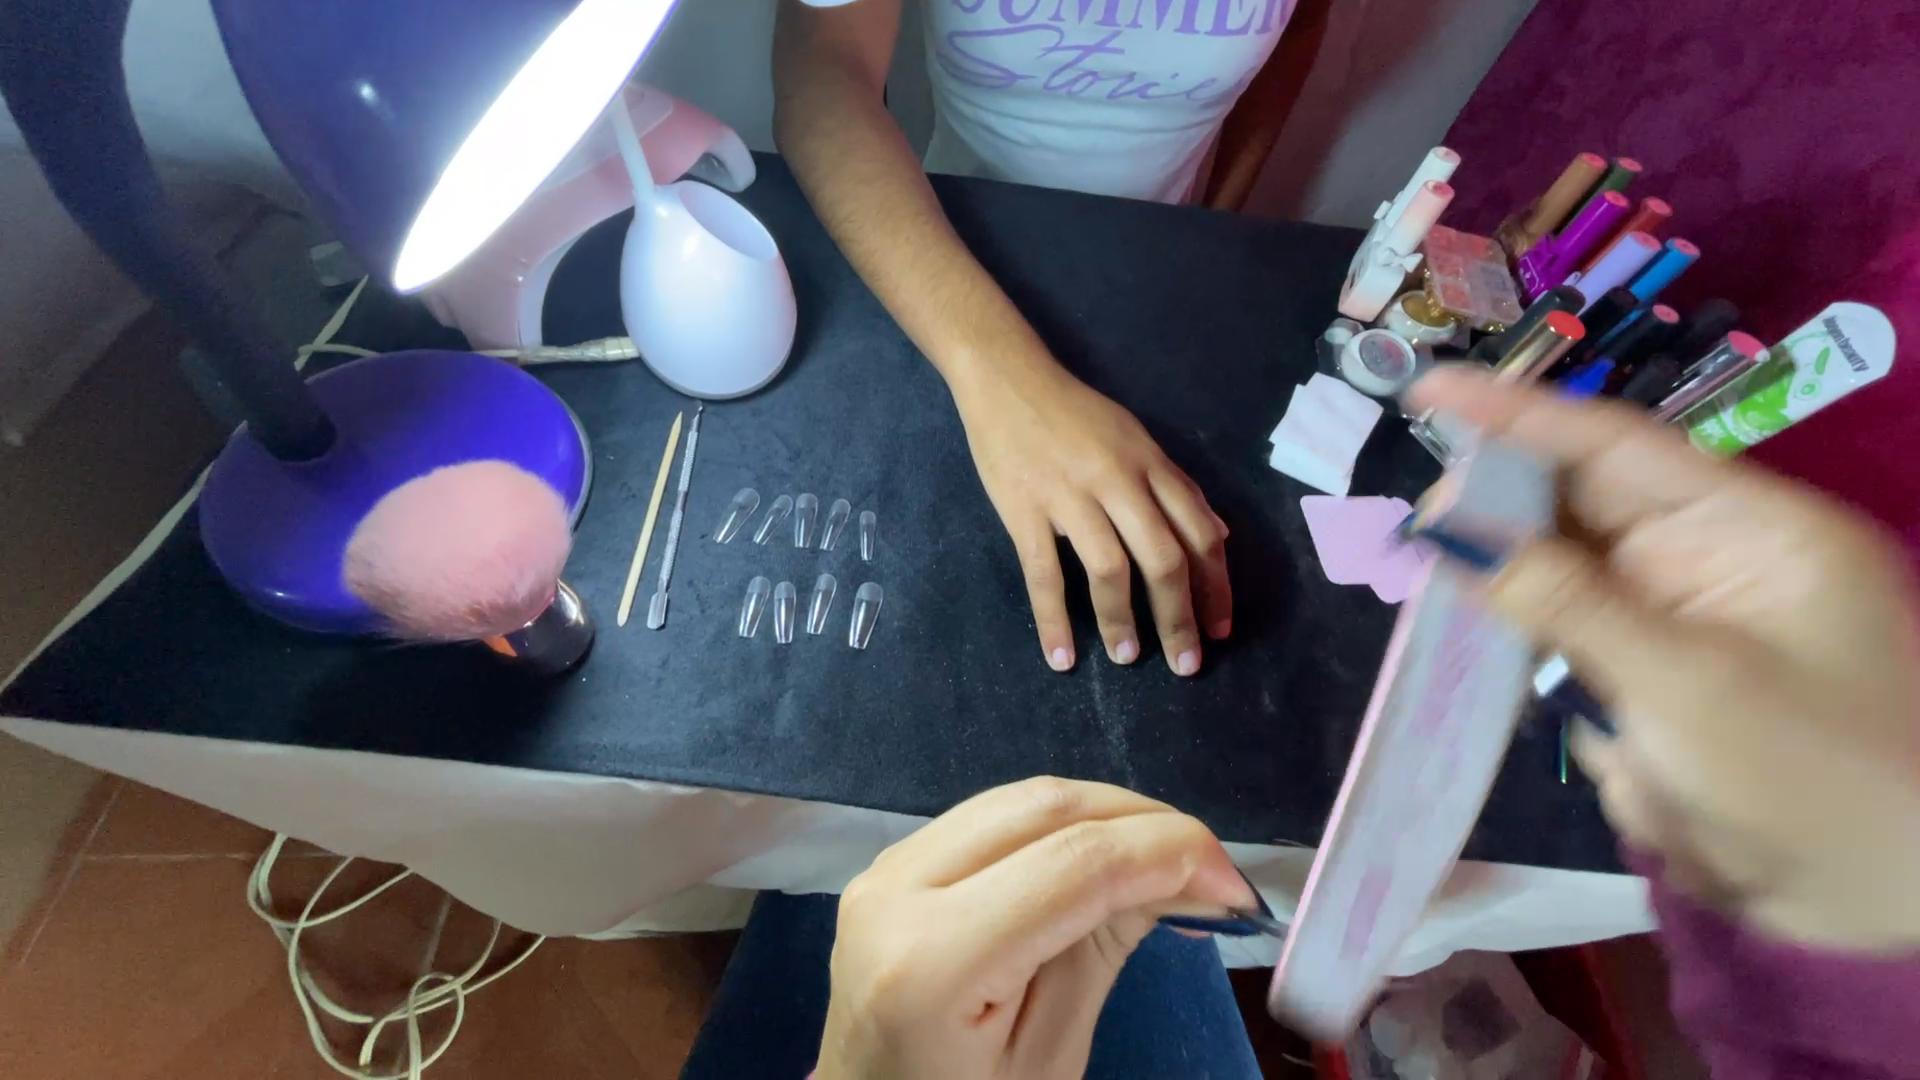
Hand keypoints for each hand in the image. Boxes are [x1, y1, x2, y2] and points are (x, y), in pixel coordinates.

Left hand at [816, 777, 1256, 1078]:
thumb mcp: (1048, 1053)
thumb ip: (1108, 944)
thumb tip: (1193, 874)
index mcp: (930, 960)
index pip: (1069, 867)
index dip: (1164, 853)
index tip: (1232, 879)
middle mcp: (897, 886)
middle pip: (1042, 808)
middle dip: (1140, 819)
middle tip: (1208, 859)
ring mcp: (889, 862)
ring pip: (1018, 797)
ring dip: (1104, 811)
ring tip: (1167, 851)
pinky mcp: (897, 856)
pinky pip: (992, 815)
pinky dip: (1060, 822)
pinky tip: (1103, 847)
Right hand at [954, 361, 1230, 675]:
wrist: (1008, 379)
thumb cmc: (1074, 412)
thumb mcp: (1137, 438)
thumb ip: (1176, 487)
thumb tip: (1218, 535)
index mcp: (1150, 463)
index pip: (1198, 532)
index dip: (1215, 586)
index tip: (1219, 629)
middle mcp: (1118, 480)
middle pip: (1163, 558)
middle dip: (1180, 619)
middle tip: (1186, 664)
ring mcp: (1069, 496)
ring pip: (1108, 570)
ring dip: (1121, 622)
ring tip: (1127, 659)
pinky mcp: (1023, 510)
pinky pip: (1043, 574)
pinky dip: (1053, 620)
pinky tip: (1062, 656)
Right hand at [1410, 369, 1919, 949]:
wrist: (1878, 909)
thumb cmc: (1819, 782)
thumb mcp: (1686, 683)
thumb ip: (1559, 600)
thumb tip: (1449, 537)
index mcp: (1746, 530)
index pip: (1611, 446)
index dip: (1516, 413)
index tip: (1430, 389)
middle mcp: (1699, 553)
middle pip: (1571, 495)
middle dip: (1491, 494)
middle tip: (1421, 515)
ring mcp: (1660, 607)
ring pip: (1548, 553)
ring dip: (1486, 551)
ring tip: (1423, 552)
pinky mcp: (1626, 658)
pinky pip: (1545, 609)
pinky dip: (1498, 603)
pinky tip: (1454, 601)